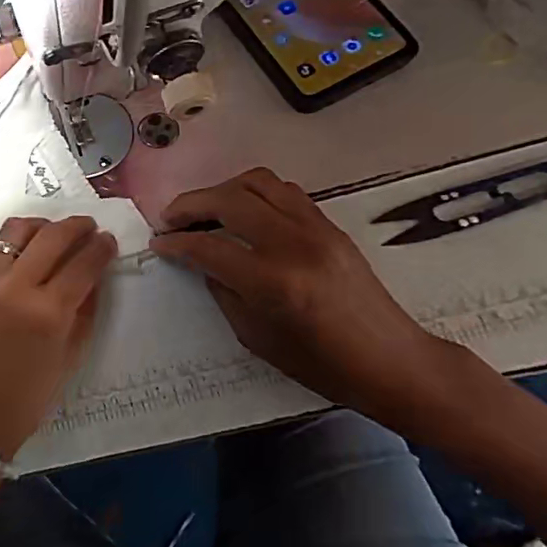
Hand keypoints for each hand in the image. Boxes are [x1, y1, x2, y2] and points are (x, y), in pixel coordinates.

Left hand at [0, 216, 115, 457]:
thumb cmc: (26, 400)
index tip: (109, 241)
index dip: (101, 247)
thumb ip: (85, 312)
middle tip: (90, 227)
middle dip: (77, 226)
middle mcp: (15, 288)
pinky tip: (25, 253)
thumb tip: (95, 277)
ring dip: (43, 226)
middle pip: (52, 236)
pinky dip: (14, 242)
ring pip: (16, 230)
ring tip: (55, 235)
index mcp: (47, 314)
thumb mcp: (69, 359)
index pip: (83, 263)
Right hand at [148, 168, 461, 418]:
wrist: (388, 359)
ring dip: (223, 189)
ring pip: (258, 182)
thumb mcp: (256, 337)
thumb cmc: (320, 364)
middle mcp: (293, 244)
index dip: (176, 242)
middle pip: (230, 200)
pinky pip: (284, 191)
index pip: (209, 246)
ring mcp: (316, 228)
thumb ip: (225, 292)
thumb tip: (204, 261)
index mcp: (272, 281)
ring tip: (205, 208)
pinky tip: (244, 212)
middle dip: (191, 204)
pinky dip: (255, 193)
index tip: (158, 242)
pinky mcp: (330, 225)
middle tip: (171, 218)